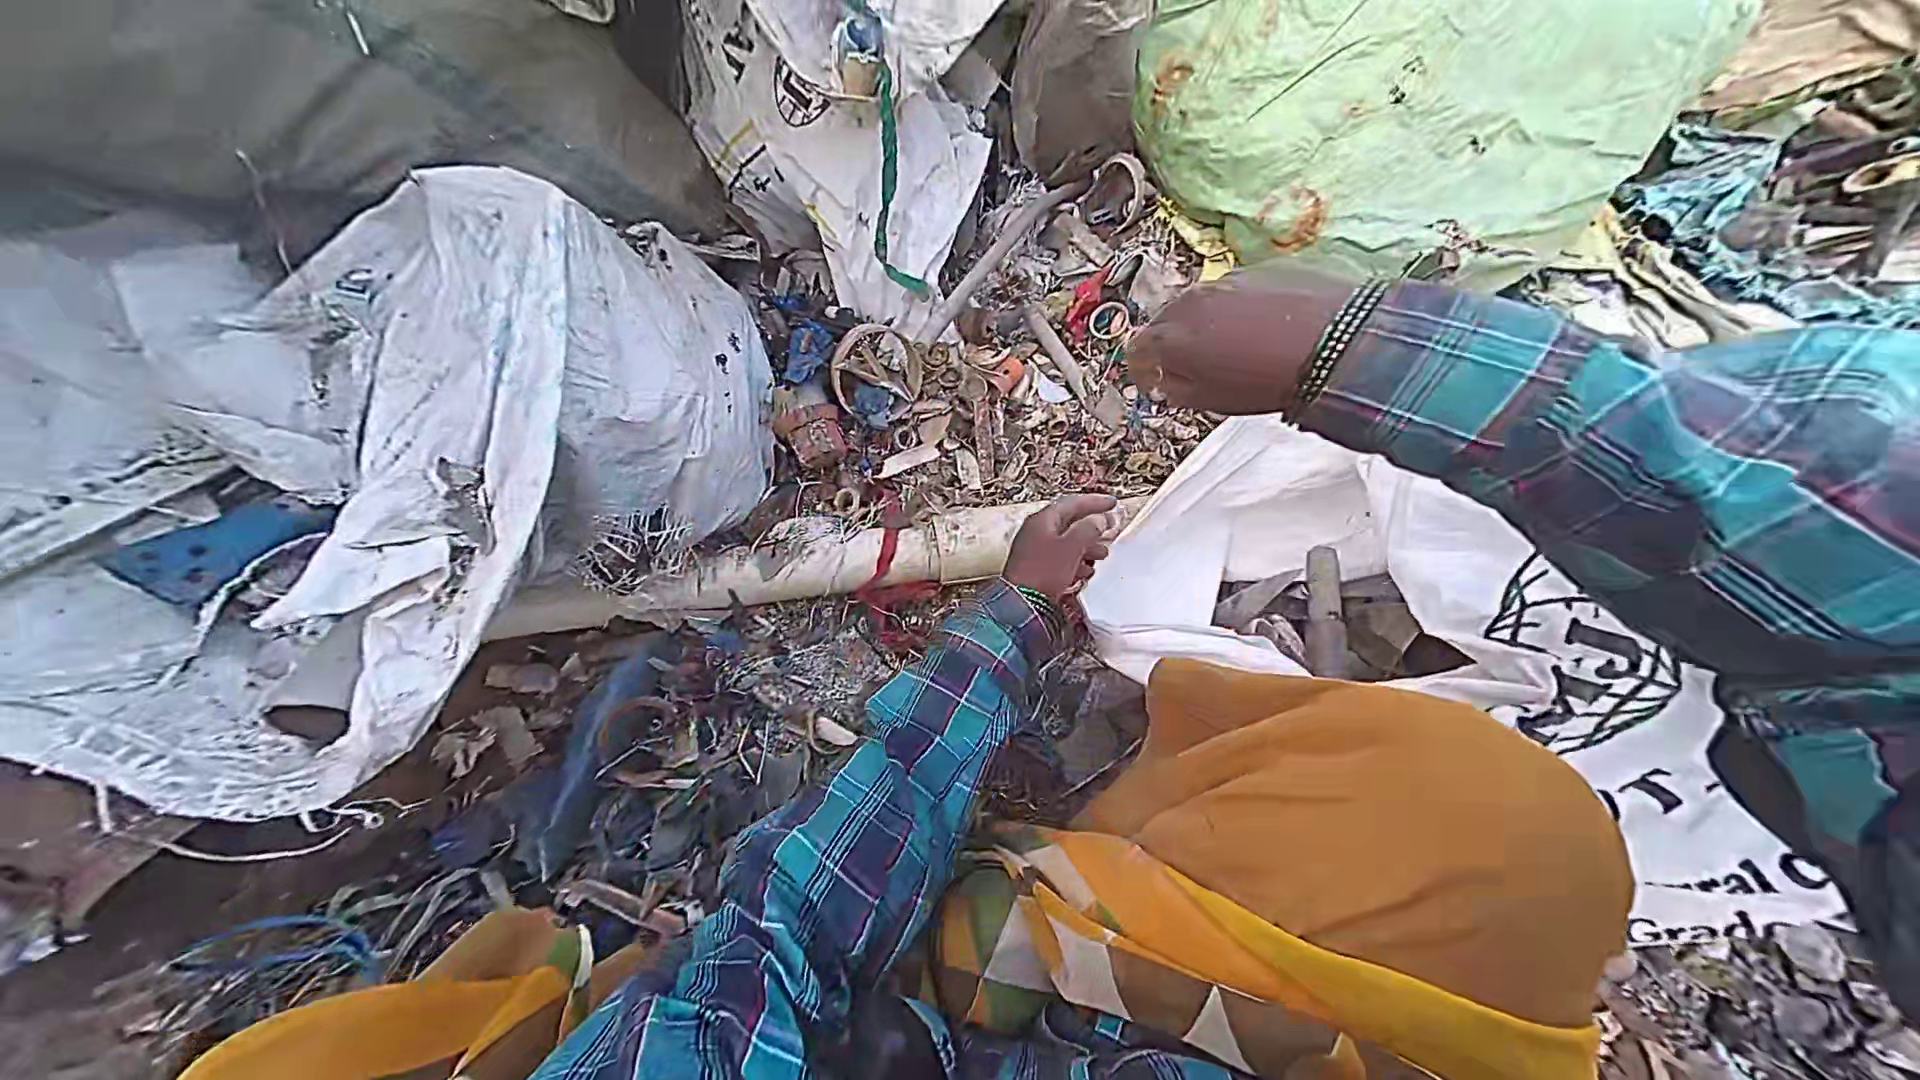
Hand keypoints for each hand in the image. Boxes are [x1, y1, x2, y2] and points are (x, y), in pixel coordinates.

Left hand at [1002, 494, 1118, 599]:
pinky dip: (1076, 561)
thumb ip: (1088, 529)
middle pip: (1069, 523)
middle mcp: (1036, 533)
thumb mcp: (1071, 546)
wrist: (1023, 603)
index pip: (1072, 503)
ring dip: (1087, 546)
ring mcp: (1035, 551)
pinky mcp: (1036, 569)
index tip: (1112, 504)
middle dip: (1092, 527)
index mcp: (1042, 521)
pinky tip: (1086, 570)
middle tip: (1109, 528)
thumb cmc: (1043, 572)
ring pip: (1066, 543)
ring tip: (1102, 553)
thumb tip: (1098, 519)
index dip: (1095, 502)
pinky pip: (1061, 560)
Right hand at [1125, 266, 1358, 413]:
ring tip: (1233, 346)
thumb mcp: (1209, 400)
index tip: (1155, 381)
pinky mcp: (1259, 267)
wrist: (1335, 344)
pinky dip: (1238, 307)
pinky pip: (1235, 290)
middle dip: (1173, 343)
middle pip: (1165, 322)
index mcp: (1169, 336)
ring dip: (1206, 323)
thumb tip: (1163, 380)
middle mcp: (1189, 300)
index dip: (1144, 369)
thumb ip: (1174, 387)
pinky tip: (1261, 327)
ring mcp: (1225, 279)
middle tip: (1194, 365)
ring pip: (1200, 303)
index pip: (1136, 350)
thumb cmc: (1266, 380)